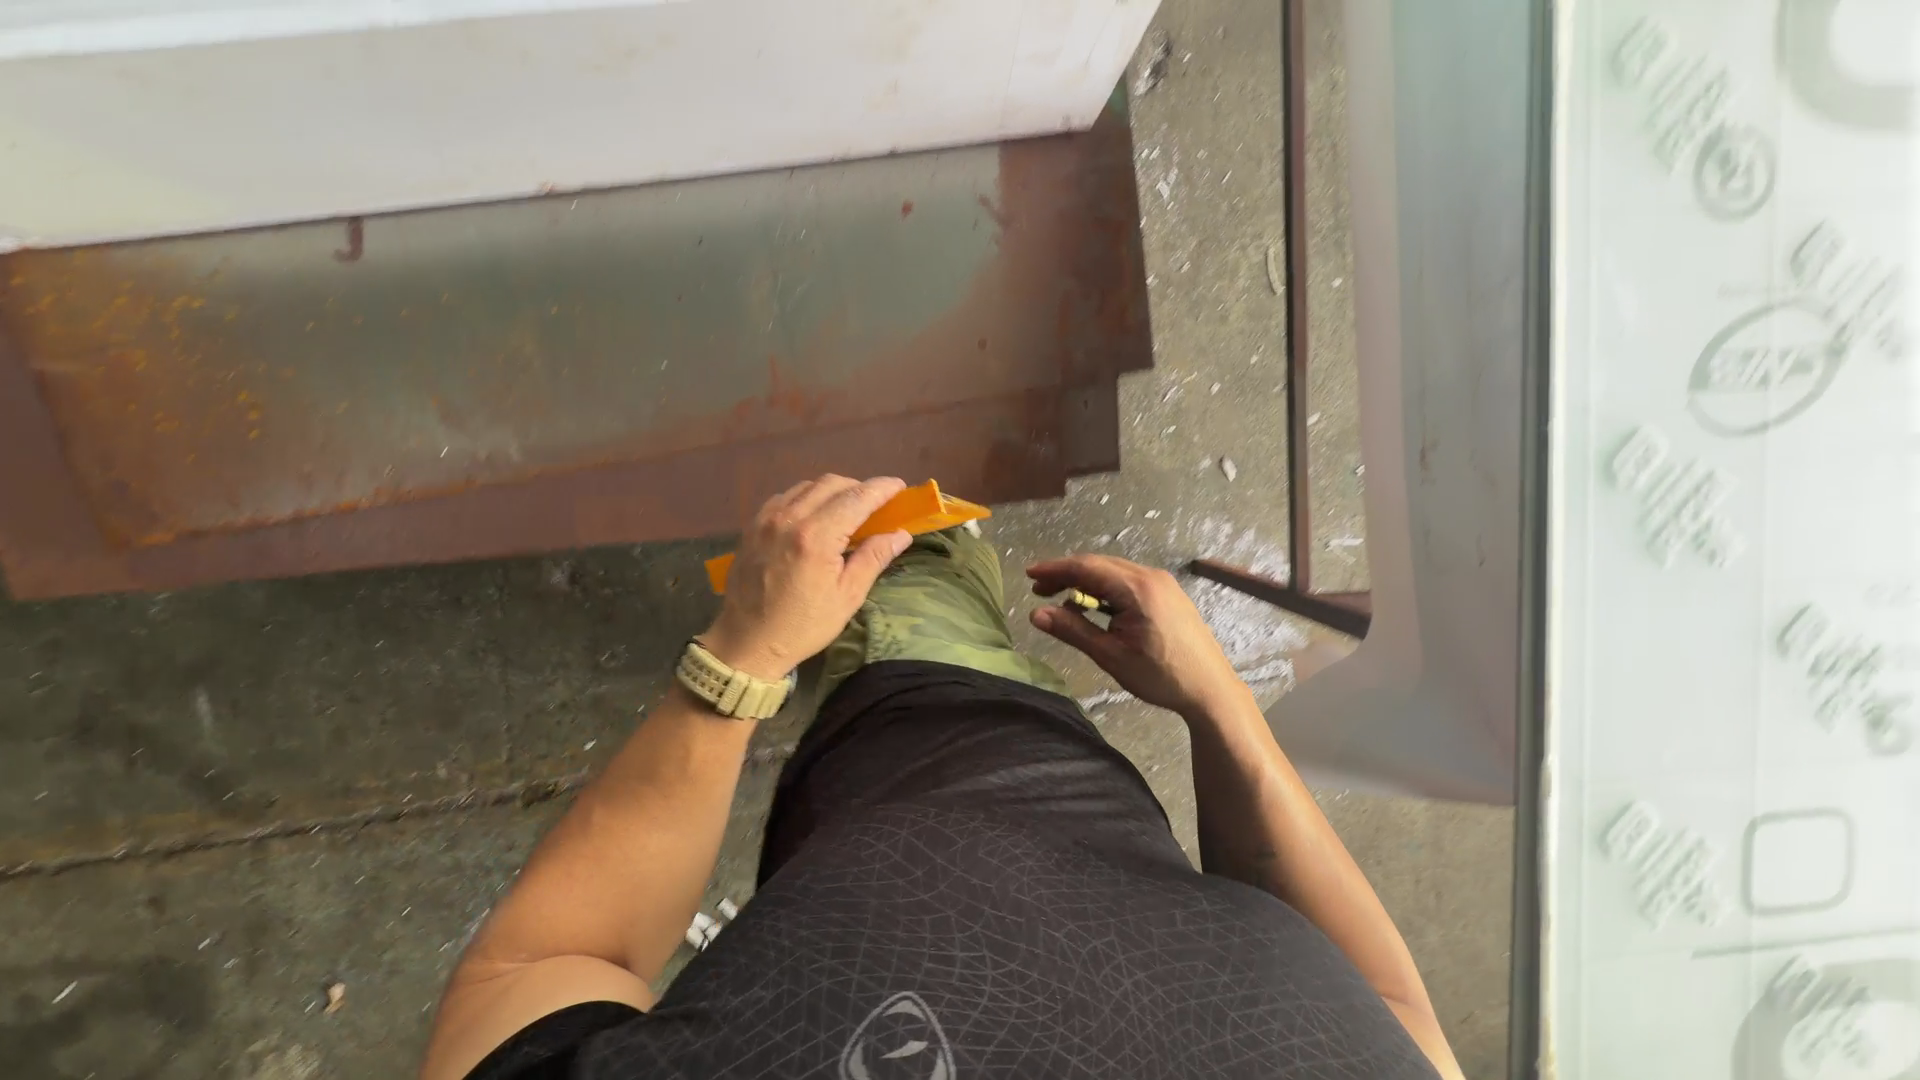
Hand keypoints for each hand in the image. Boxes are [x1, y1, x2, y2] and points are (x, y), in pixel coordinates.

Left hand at [702, 475, 912, 679]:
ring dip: (832, 490)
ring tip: (847, 509)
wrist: (747, 643)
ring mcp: (767, 520)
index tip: (899, 486)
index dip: (882, 488)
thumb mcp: (847, 597)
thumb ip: (874, 558)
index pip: (857, 498)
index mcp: (816, 537)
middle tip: (876, 504)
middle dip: (859, 487)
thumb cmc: (803, 626)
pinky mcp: (752, 526)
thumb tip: (901, 534)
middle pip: (832, 484)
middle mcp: (790, 518)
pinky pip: (785, 497)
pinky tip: (814, 516)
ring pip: (807, 486)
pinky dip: (806, 497)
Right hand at [1026, 554, 1246, 717]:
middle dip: (1067, 575)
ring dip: (1086, 582)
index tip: (1029, 574)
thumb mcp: (1111, 655)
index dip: (1055, 569)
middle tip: (1039, 590)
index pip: (1087, 567)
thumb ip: (1072, 630)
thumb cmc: (1160, 675)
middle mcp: (1151, 577)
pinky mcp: (1168, 595)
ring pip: (1114, 573)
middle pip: (1099, 566)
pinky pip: (1128, 582)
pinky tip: (1094, 606)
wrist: (1210, 690)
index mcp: (1137, 588)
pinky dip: (1105, 589)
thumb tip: (1035, 614)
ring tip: (1061, 599)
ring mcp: (1163, 584)